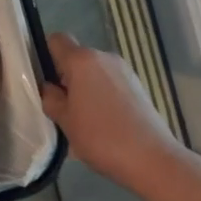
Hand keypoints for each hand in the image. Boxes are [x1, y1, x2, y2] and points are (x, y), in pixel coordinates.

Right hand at [40, 34, 184, 186]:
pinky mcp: (139, 87)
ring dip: (87, 87)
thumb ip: (50, 99)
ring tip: (87, 119)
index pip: (56, 40)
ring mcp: (125, 71)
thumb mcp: (65, 121)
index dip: (47, 55)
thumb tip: (49, 88)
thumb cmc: (102, 137)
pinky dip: (105, 96)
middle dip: (67, 77)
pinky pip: (112, 83)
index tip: (47, 81)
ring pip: (95, 71)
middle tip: (65, 107)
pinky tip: (107, 123)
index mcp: (81, 60)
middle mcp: (104, 57)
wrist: (154, 160)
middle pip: (77, 57)